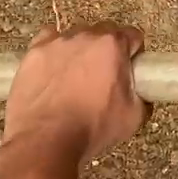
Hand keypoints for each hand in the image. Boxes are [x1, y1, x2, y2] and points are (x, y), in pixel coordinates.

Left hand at [1, 22, 149, 164]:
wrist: (43, 144)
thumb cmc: (90, 130)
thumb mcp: (132, 118)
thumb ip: (143, 97)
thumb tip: (142, 93)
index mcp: (114, 44)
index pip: (132, 36)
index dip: (132, 55)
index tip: (127, 72)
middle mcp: (87, 35)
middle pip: (103, 34)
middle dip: (105, 51)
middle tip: (100, 79)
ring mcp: (58, 42)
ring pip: (76, 37)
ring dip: (78, 52)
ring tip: (72, 80)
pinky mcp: (34, 53)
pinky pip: (48, 41)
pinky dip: (52, 51)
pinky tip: (52, 71)